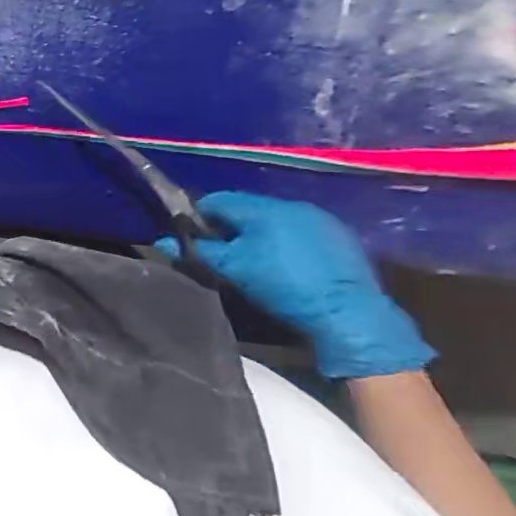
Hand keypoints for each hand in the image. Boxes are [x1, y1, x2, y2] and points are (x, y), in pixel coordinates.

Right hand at [156, 191, 434, 378]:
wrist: (352, 316)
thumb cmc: (283, 286)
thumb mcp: (233, 270)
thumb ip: (198, 251)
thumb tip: (162, 241)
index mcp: (263, 208)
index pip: (217, 200)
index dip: (199, 216)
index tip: (194, 238)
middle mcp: (292, 205)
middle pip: (247, 208)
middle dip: (230, 227)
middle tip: (223, 253)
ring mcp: (321, 220)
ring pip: (275, 219)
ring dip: (260, 234)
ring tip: (255, 261)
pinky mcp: (342, 238)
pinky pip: (301, 231)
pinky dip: (287, 243)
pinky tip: (288, 267)